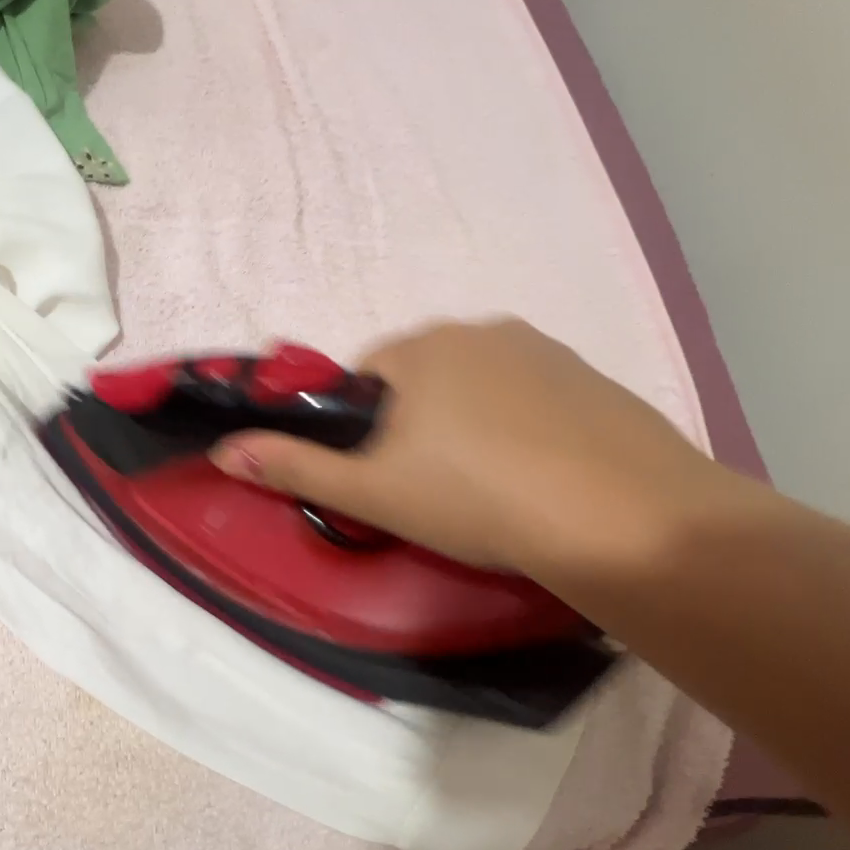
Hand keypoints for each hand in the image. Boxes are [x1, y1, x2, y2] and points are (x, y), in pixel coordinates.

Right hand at [210, 319, 742, 577]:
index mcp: (424, 347)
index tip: (383, 476)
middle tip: (430, 490)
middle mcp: (482, 329)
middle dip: (413, 425)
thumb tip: (224, 450)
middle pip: (420, 377)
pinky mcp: (593, 378)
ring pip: (475, 387)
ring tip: (485, 489)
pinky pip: (528, 397)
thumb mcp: (372, 492)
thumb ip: (294, 467)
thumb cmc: (477, 498)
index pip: (365, 375)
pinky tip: (533, 478)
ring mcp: (546, 349)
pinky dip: (517, 428)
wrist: (624, 519)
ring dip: (465, 425)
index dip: (362, 428)